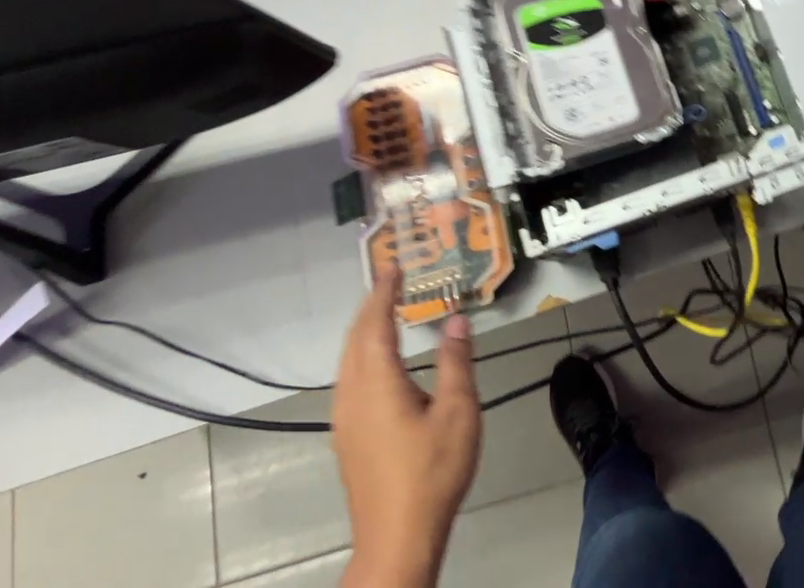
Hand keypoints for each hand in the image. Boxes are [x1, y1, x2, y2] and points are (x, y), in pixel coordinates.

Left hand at [334, 270, 480, 587]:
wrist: (398, 535)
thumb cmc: (433, 471)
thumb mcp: (459, 412)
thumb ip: (455, 362)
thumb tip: (456, 320)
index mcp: (378, 384)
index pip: (375, 325)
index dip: (383, 294)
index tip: (394, 268)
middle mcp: (352, 395)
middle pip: (354, 340)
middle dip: (370, 307)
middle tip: (392, 283)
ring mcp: (344, 418)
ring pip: (347, 360)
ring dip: (364, 331)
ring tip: (387, 312)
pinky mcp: (347, 435)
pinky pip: (348, 378)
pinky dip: (363, 354)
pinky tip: (381, 360)